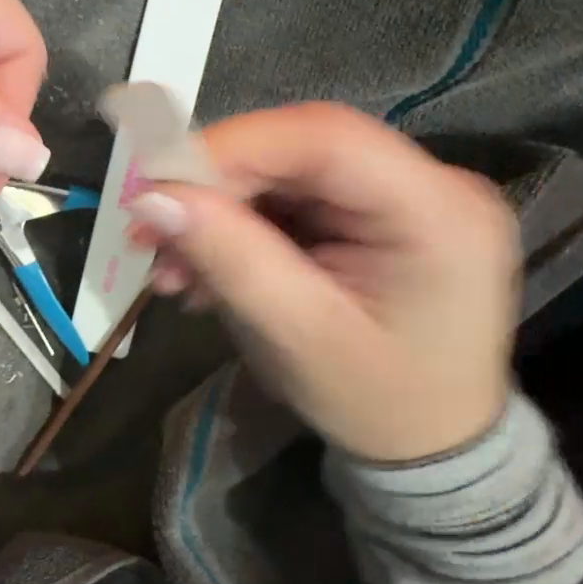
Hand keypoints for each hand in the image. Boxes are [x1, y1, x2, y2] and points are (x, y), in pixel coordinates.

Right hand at [127, 103, 518, 461]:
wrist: (429, 446)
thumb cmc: (377, 401)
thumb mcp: (298, 335)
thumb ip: (229, 256)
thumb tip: (148, 197)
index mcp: (436, 211)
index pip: (321, 137)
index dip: (228, 148)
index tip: (154, 187)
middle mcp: (425, 184)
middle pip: (292, 148)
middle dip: (209, 186)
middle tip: (147, 232)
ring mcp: (394, 195)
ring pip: (276, 170)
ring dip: (210, 210)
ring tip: (169, 267)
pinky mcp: (364, 211)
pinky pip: (280, 195)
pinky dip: (228, 225)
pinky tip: (201, 268)